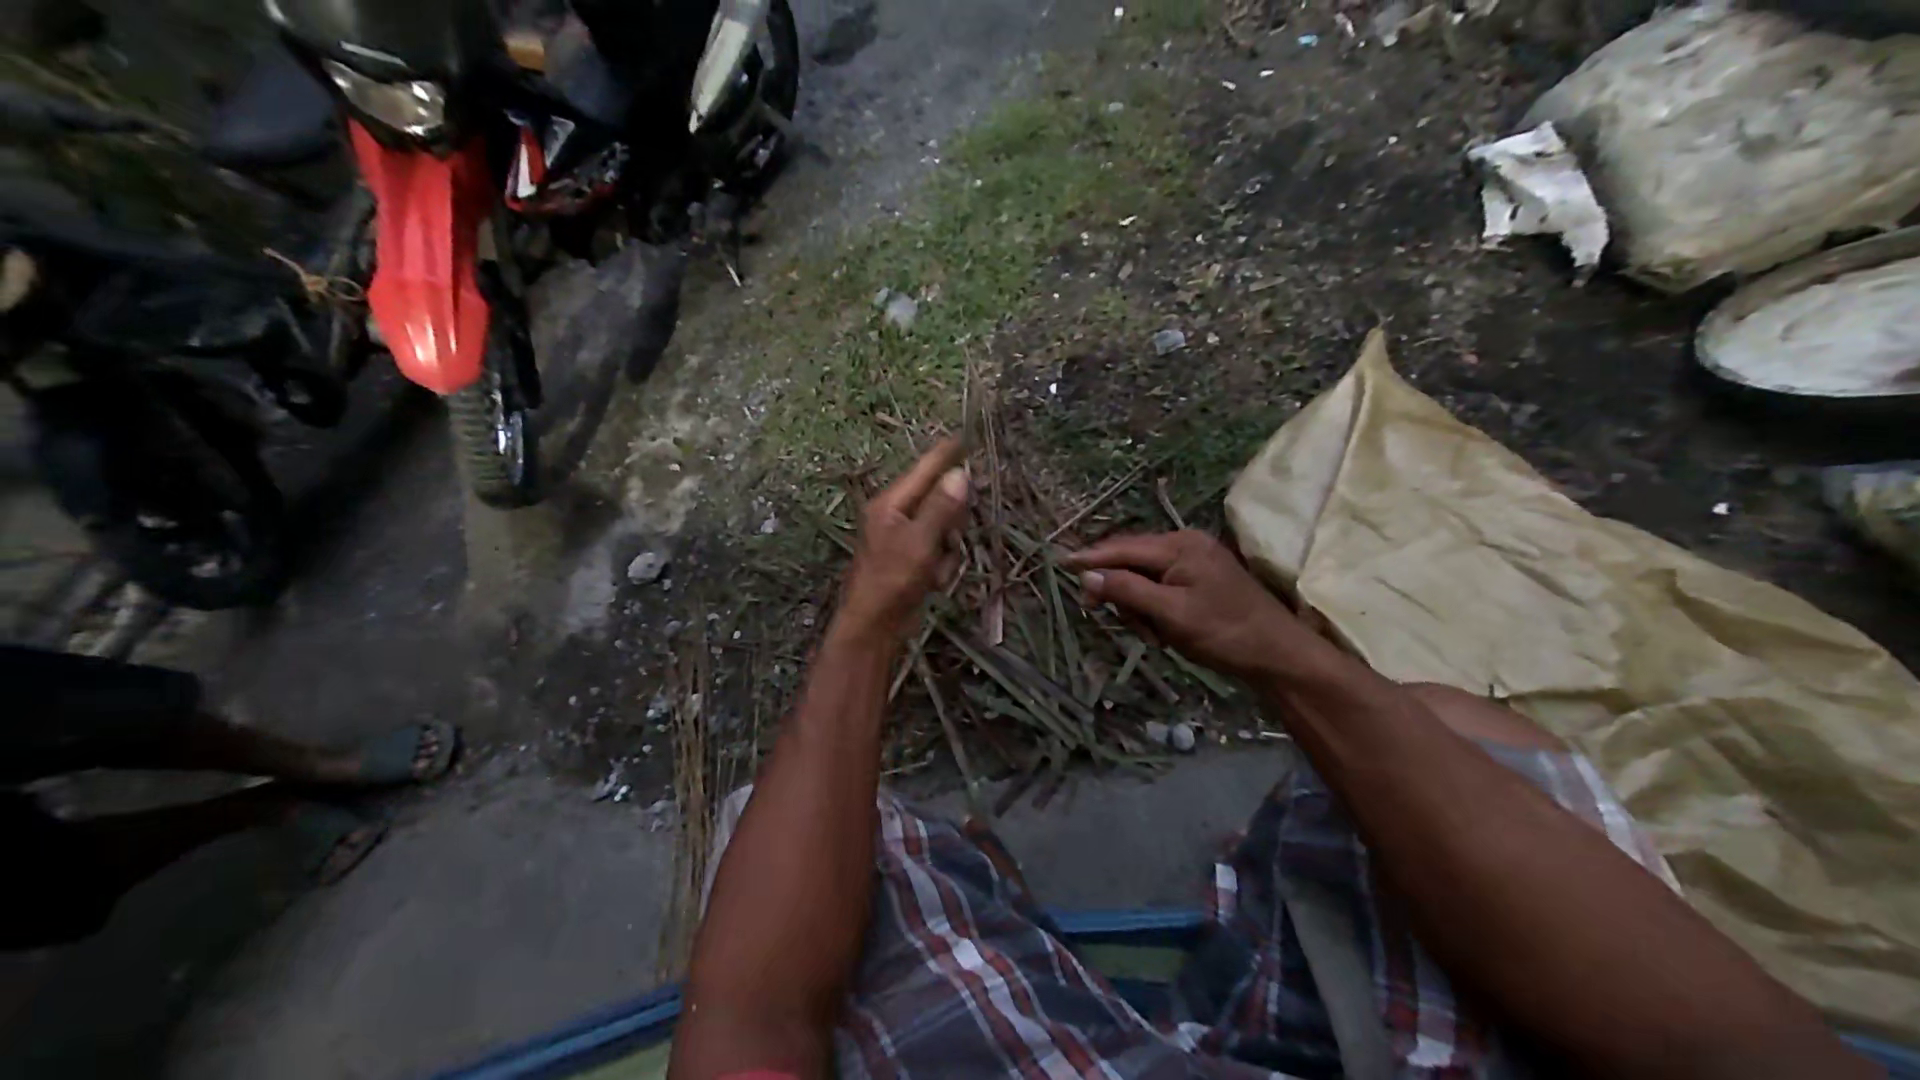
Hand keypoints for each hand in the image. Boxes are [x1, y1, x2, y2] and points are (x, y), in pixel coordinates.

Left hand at [836, 439, 970, 641]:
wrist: (873, 627)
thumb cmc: (891, 581)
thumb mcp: (920, 541)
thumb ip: (942, 507)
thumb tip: (960, 473)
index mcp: (891, 504)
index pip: (925, 470)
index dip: (946, 455)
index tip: (967, 437)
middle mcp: (896, 515)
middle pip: (940, 500)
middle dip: (952, 522)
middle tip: (949, 540)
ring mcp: (904, 539)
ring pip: (944, 529)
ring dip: (948, 549)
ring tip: (936, 570)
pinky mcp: (912, 560)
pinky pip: (939, 551)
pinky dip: (941, 566)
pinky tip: (933, 582)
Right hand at [1065, 530, 1302, 678]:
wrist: (1277, 655)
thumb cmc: (1224, 632)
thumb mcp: (1170, 613)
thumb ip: (1127, 590)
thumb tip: (1087, 576)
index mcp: (1179, 546)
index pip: (1122, 548)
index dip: (1090, 558)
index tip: (1060, 562)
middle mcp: (1184, 545)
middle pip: (1131, 562)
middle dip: (1122, 594)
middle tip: (1130, 626)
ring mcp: (1193, 562)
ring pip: (1143, 579)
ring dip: (1139, 608)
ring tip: (1156, 636)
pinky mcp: (1199, 580)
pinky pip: (1160, 589)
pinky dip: (1154, 610)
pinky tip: (1165, 632)